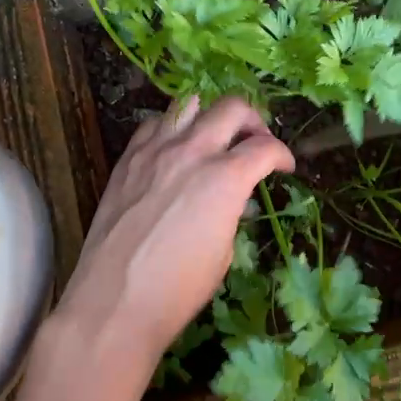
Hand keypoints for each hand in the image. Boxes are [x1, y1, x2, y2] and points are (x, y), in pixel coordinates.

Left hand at [17, 97, 293, 400]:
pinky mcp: (129, 155)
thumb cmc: (177, 289)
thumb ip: (232, 210)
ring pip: (191, 102)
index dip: (282, 154)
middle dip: (253, 120)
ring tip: (214, 136)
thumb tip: (234, 196)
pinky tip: (174, 147)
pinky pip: (156, 122)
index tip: (284, 165)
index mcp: (224, 179)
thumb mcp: (223, 252)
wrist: (115, 298)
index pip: (265, 147)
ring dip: (210, 115)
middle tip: (255, 140)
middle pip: (232, 107)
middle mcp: (192, 151)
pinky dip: (173, 127)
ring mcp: (157, 148)